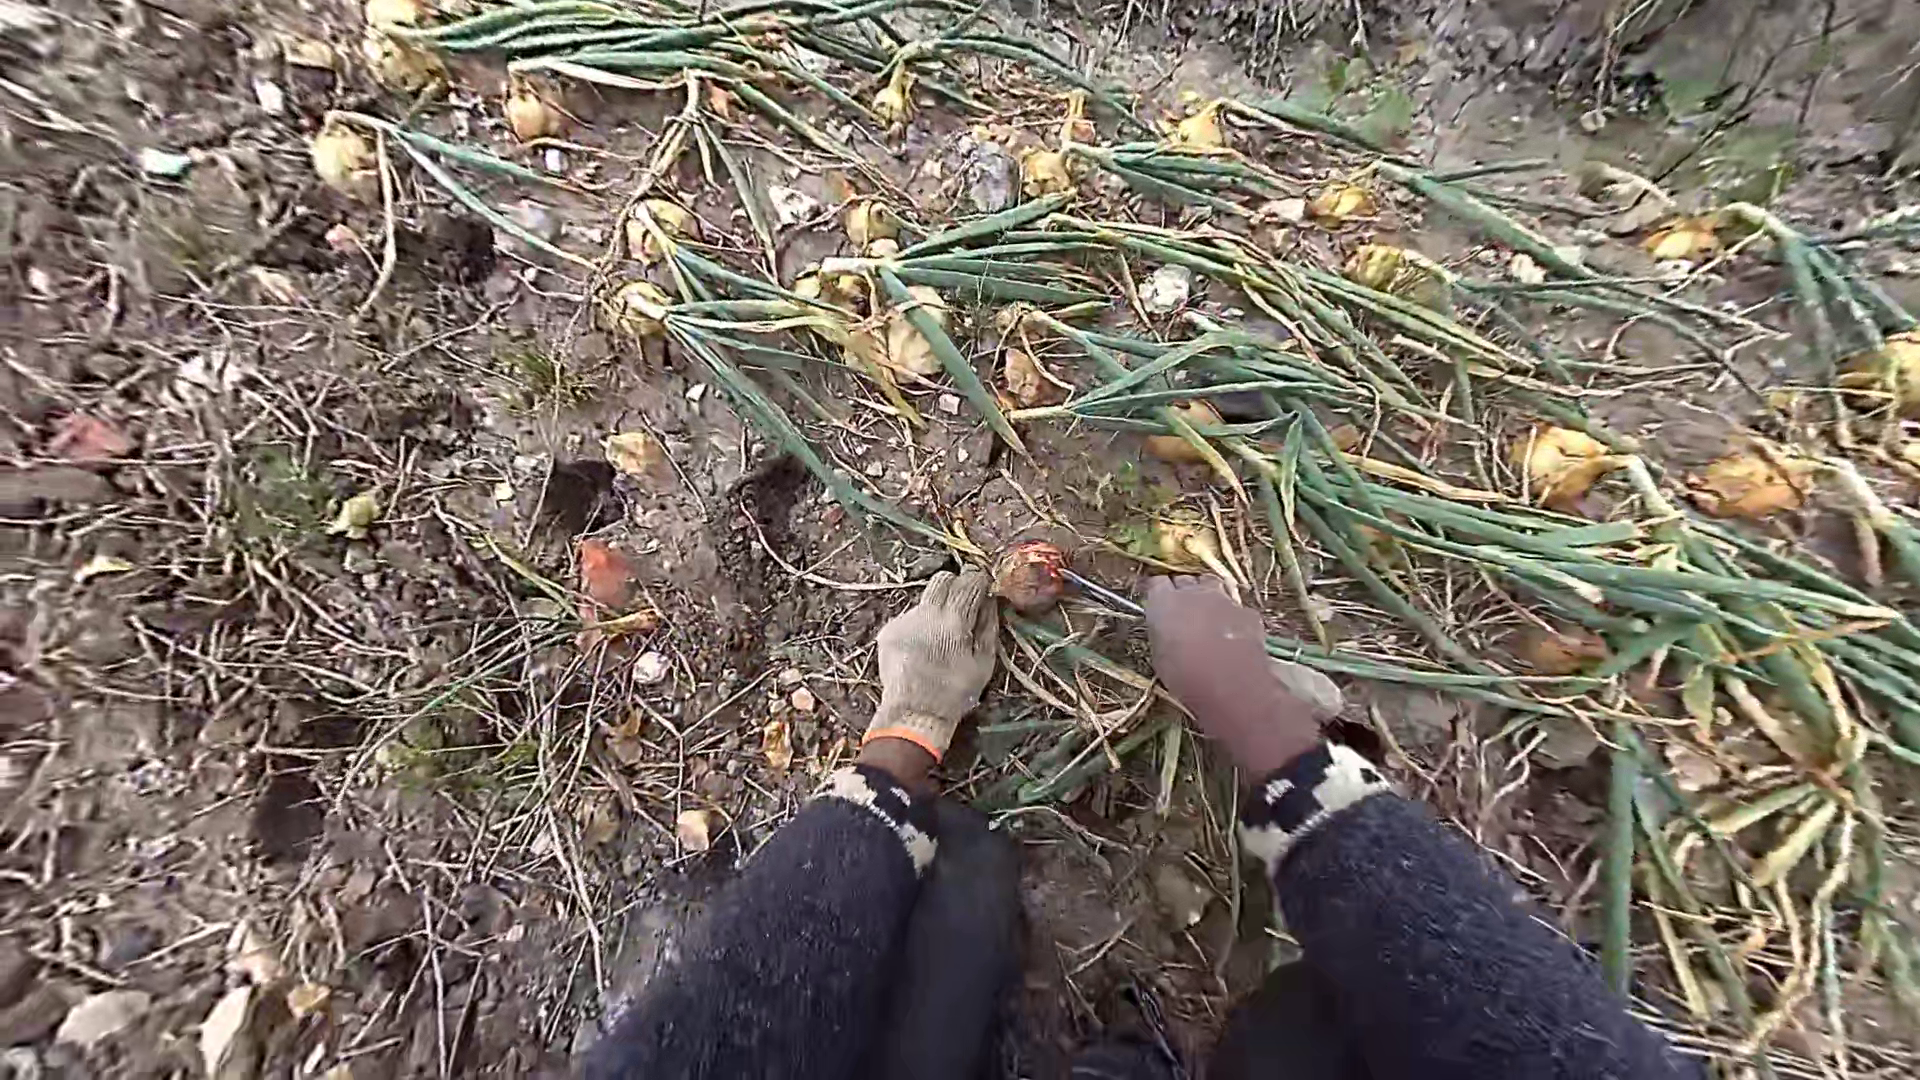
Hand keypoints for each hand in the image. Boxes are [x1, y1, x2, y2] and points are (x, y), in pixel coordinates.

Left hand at [864, 570, 997, 772]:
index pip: (968, 580)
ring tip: (940, 639)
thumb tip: (990, 600)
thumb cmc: (955, 692)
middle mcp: (926, 613)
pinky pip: (909, 618)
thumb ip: (988, 625)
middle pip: (942, 579)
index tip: (983, 589)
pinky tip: (922, 649)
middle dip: (955, 586)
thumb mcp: (984, 662)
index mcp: (954, 619)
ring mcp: (904, 620)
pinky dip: (919, 627)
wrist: (913, 713)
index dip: (978, 581)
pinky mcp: (888, 630)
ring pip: (925, 600)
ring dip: (936, 610)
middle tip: (963, 605)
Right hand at [1143, 576, 1322, 774]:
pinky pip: (1235, 606)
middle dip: (1182, 590)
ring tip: (1205, 613)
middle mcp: (1192, 592)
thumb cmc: (1182, 673)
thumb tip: (1166, 630)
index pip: (1156, 583)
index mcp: (1163, 600)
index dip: (1157, 592)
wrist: (1229, 684)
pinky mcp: (1247, 612)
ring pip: (1212, 584)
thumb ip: (1161, 632)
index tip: (1156, 603)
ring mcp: (1223, 599)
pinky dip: (1231, 614)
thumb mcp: (1159, 653)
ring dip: (1207, 594)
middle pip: (1185, 579)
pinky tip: (1231, 632)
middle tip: (1180, 610)